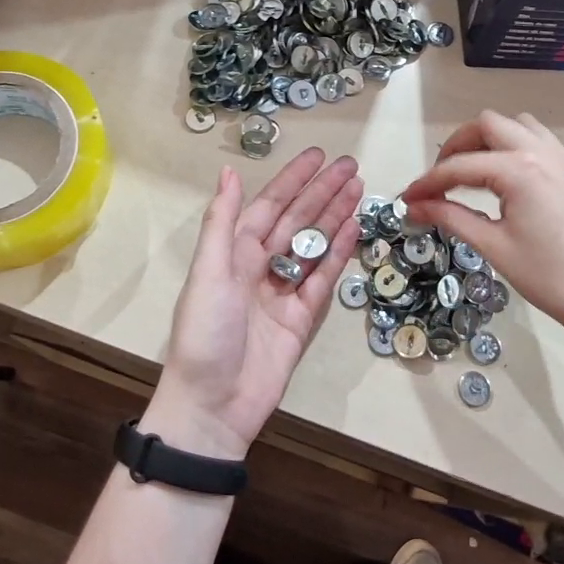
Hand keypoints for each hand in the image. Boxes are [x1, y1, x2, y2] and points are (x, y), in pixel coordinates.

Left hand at [143, 148, 362, 460]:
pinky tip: (355, 229)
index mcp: (232, 254)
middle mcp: (258, 267)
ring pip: (314, 246)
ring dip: (334, 217)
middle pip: (296, 222)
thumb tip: (229, 171)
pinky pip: (323, 280)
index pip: (269, 207)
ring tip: (359, 189)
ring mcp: (282, 293)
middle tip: (350, 166)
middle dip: (321, 193)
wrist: (214, 406)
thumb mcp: (208, 273)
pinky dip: (338, 255)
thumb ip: (222, 222)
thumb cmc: (204, 334)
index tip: (318, 157)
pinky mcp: (302, 320)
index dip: (293, 180)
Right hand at [401, 111, 563, 344]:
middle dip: (457, 146)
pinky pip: (541, 142)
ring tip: (474, 174)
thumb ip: (451, 218)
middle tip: (441, 180)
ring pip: (518, 125)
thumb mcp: (494, 247)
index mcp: (519, 169)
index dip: (428, 182)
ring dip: (490, 140)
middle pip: (488, 125)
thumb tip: (415, 207)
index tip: (407, 199)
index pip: (459, 166)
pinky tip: (508, 182)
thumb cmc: (550, 277)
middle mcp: (542, 152)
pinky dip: (516, 148)